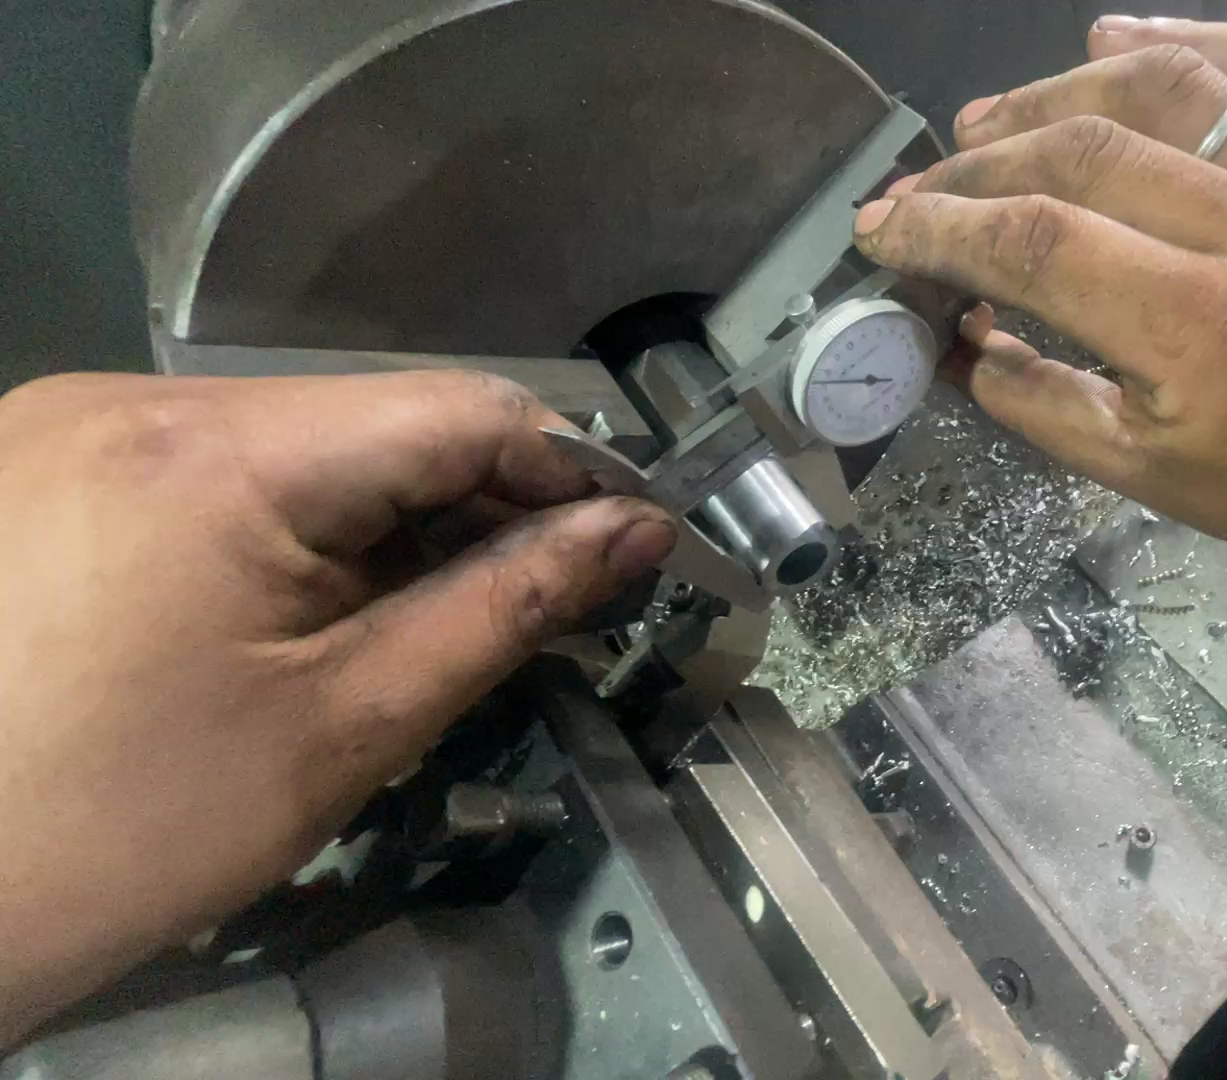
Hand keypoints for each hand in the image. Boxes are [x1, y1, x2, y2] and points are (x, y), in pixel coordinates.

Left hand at [0, 371, 672, 1041]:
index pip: (471, 410)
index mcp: (215, 455)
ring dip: (438, 520)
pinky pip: (275, 474)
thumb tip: (640, 531)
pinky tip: (373, 599)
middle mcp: (143, 405)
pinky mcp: (74, 474)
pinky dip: (357, 530)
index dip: (576, 469)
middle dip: (509, 502)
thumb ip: (518, 600)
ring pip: (349, 446)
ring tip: (474, 604)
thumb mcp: (359, 715)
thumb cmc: (113, 833)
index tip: (634, 538)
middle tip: (568, 586)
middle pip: (408, 421)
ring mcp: (94, 433)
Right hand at [853, 18, 1226, 585]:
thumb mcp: (1137, 471)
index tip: (882, 231)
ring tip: (979, 125)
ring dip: (1050, 96)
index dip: (945, 231)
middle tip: (915, 192)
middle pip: (1087, 155)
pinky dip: (1173, 44)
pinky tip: (1105, 44)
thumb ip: (1034, 400)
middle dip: (976, 170)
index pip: (1044, 245)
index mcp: (1209, 336)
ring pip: (1163, 92)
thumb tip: (960, 338)